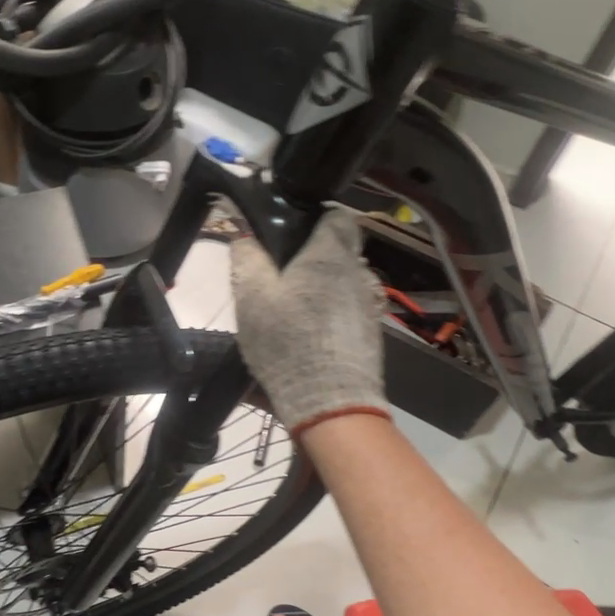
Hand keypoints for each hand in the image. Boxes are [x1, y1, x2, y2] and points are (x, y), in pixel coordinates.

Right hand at [230, 208, 387, 433]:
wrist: (329, 401)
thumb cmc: (287, 341)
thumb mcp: (251, 296)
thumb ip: (246, 257)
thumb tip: (244, 233)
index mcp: (329, 253)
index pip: (336, 214)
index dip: (314, 217)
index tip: (290, 232)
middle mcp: (357, 272)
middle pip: (339, 249)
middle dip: (314, 255)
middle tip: (281, 274)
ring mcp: (368, 303)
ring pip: (344, 280)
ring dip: (323, 286)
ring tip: (293, 307)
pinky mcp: (370, 332)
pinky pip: (349, 308)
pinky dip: (330, 313)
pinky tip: (308, 333)